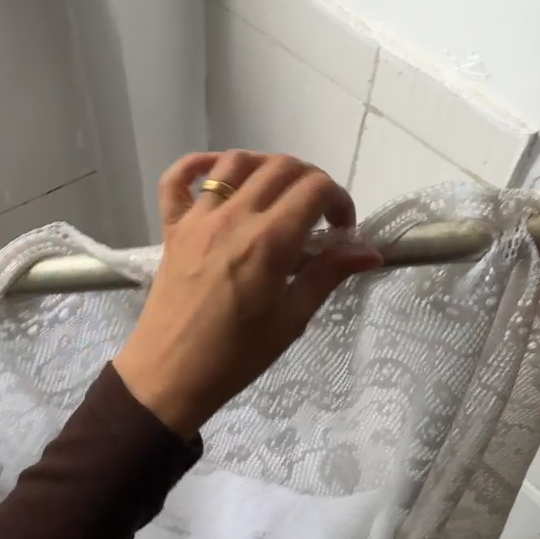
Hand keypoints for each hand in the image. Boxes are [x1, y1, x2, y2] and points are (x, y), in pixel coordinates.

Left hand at [113, 151, 384, 436]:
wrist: (170, 376)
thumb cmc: (237, 356)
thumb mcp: (292, 319)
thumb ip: (328, 274)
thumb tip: (369, 251)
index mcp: (269, 242)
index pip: (315, 189)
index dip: (339, 200)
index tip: (342, 229)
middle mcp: (234, 217)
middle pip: (281, 167)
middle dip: (311, 180)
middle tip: (318, 212)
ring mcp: (199, 218)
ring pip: (235, 162)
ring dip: (265, 166)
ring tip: (278, 190)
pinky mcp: (172, 226)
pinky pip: (176, 179)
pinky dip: (197, 164)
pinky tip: (216, 171)